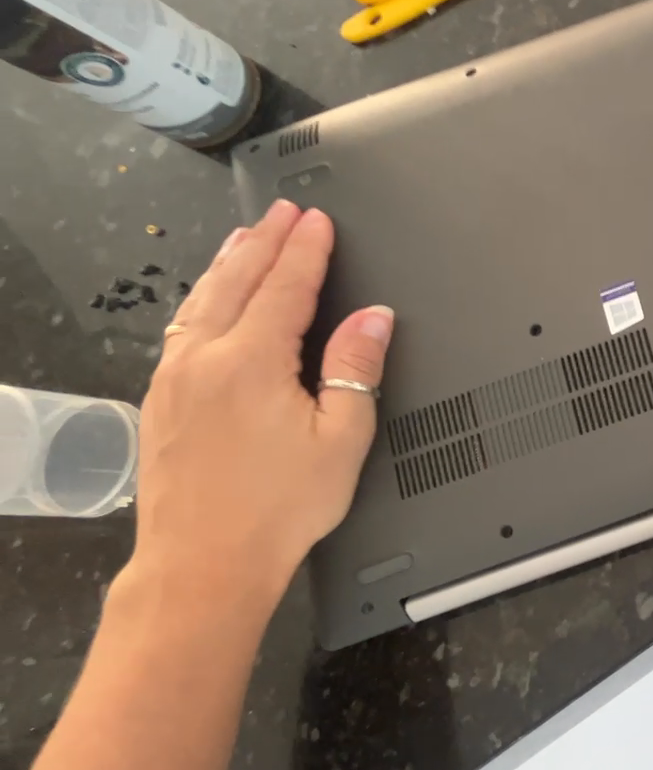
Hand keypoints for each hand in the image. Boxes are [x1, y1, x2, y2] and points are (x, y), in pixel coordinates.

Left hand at [131, 200, 392, 611]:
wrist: (205, 557)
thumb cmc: (282, 504)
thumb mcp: (342, 436)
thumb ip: (355, 370)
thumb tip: (374, 319)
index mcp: (250, 364)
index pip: (284, 289)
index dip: (305, 251)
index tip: (317, 221)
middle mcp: (202, 361)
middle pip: (235, 283)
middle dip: (264, 242)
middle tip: (283, 212)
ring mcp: (173, 378)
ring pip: (200, 301)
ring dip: (229, 264)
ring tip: (246, 238)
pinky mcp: (162, 399)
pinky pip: (183, 327)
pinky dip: (204, 298)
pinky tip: (211, 298)